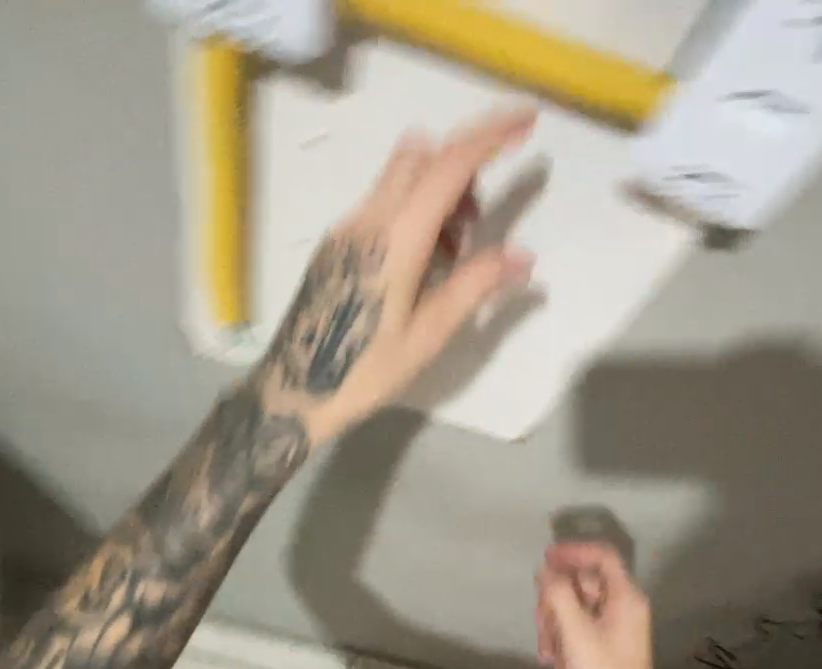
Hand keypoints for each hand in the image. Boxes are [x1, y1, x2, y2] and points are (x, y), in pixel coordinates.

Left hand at [257, 107, 538, 442]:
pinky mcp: (334, 244)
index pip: (449, 164)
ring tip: (450, 258)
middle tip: (477, 224)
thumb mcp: (427, 336)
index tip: (528, 123)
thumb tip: (523, 257)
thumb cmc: (363, 372)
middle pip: (421, 157)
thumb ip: (474, 287)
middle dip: (463, 167)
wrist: (293, 392)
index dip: (492, 135)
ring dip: (437, 193)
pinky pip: (381, 204)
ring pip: (399, 178)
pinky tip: (420, 268)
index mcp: (395, 239)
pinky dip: (412, 213)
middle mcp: (366, 219)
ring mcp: (345, 229)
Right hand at [536, 541, 656, 668]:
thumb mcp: (575, 631)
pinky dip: (563, 643)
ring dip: (555, 627)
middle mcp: (623, 607)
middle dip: (554, 603)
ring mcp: (615, 628)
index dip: (573, 552)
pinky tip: (557, 666)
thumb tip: (545, 569)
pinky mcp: (605, 647)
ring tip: (547, 654)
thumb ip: (558, 594)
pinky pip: (578, 631)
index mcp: (626, 597)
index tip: (544, 559)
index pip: (602, 556)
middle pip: (581, 585)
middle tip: (540, 622)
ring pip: (575, 610)